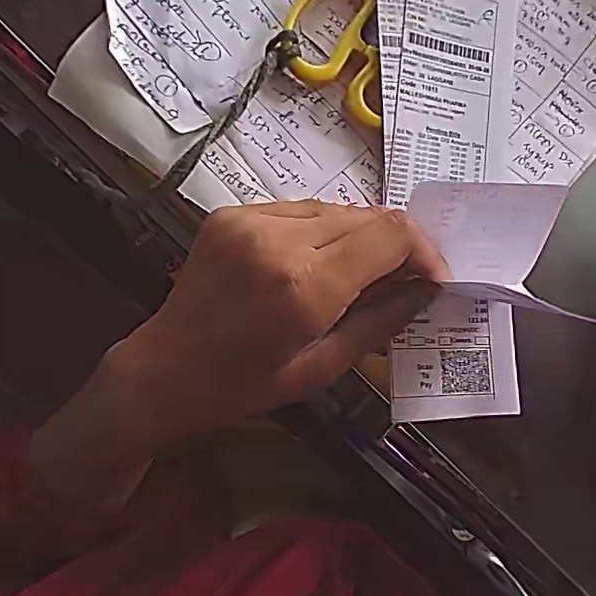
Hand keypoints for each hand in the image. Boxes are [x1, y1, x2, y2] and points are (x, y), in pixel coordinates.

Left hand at [31, 202, 444, 509]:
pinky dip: (325, 229)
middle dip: (397, 244)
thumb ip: (381, 321)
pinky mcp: (233, 212)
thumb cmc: (242, 387)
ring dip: (361, 235)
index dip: (424, 250)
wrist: (160, 371)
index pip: (389, 236)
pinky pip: (301, 209)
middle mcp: (278, 239)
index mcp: (303, 287)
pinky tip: (321, 258)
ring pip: (337, 208)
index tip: (434, 276)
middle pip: (368, 216)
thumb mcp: (321, 368)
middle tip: (405, 276)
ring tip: (362, 271)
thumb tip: (426, 289)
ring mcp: (251, 219)